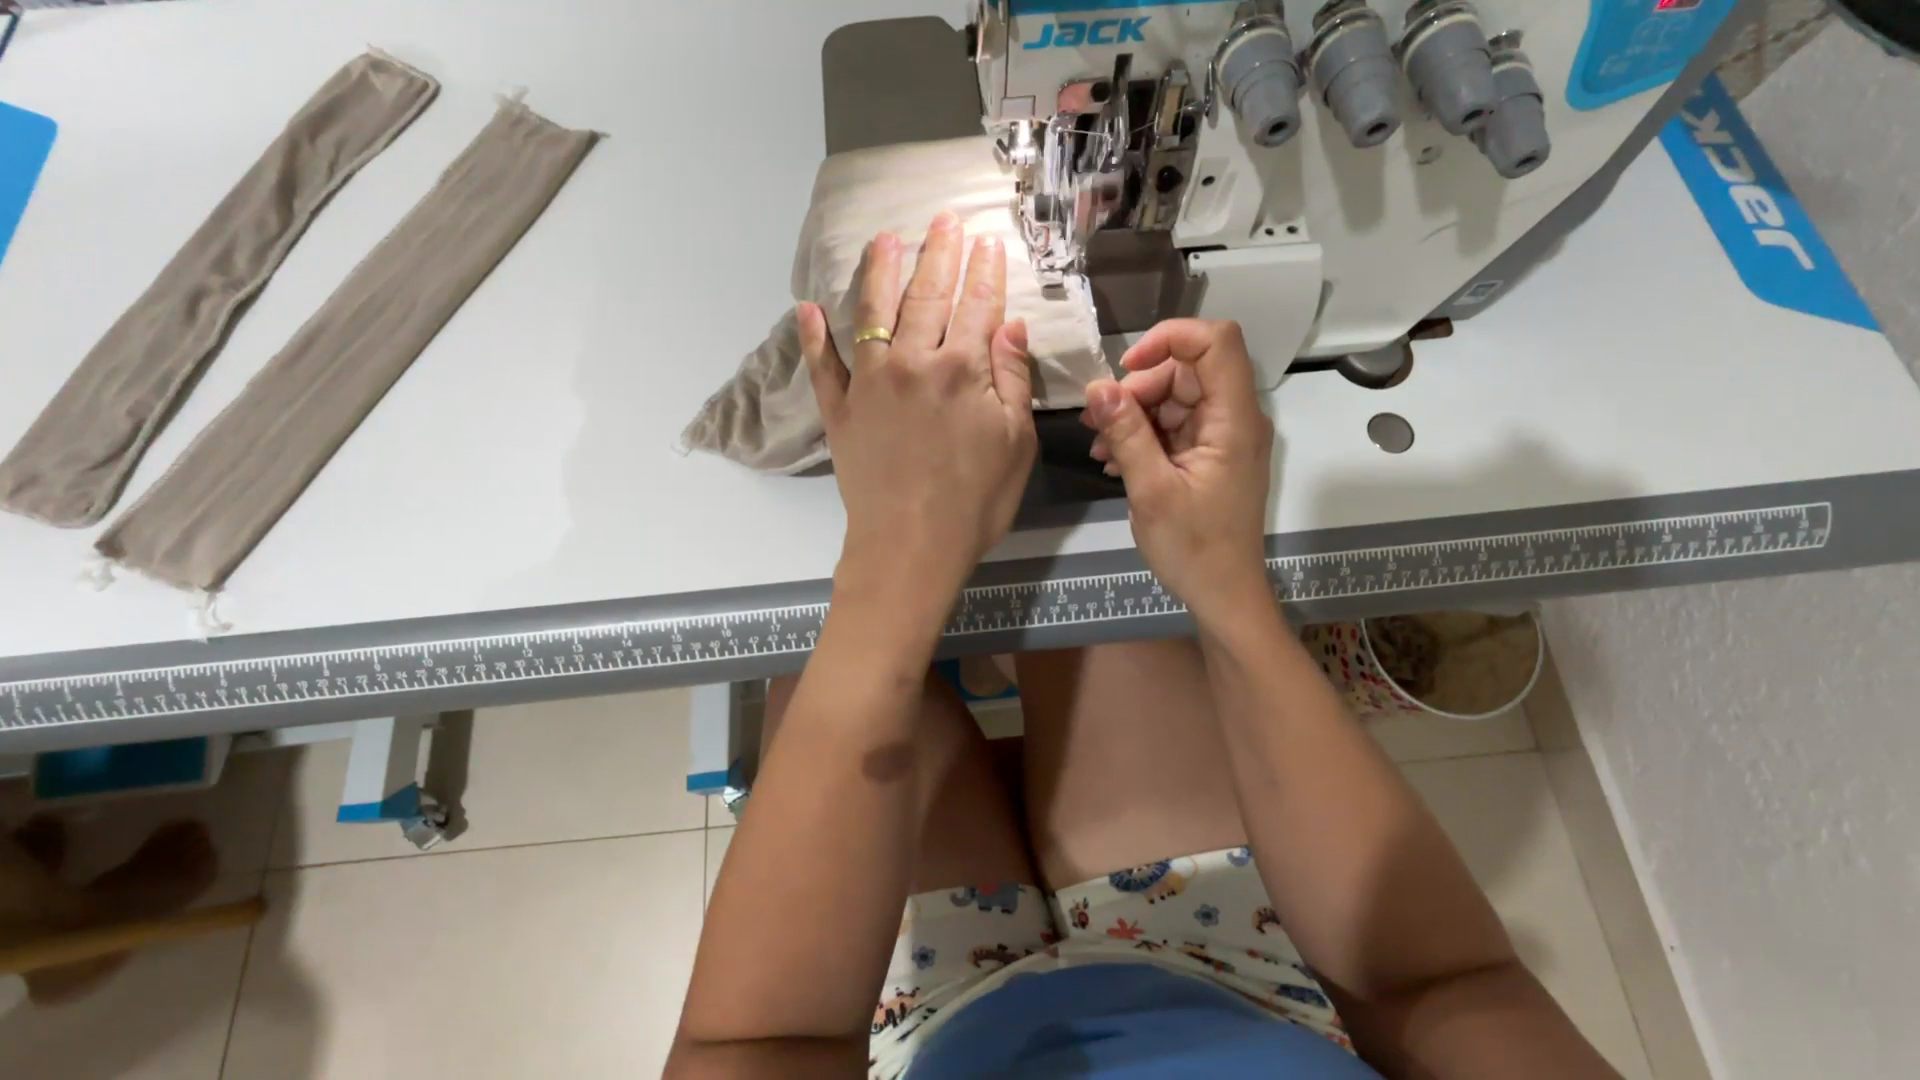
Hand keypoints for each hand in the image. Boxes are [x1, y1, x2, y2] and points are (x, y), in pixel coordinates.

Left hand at [798, 212, 1037, 596]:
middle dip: (938, 253)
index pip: (976, 306)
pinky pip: (823, 366)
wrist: (910, 546)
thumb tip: (1009, 326)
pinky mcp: (839, 410)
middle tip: (943, 220)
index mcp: (962, 369)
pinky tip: (806, 309)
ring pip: (874, 314)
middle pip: (927, 296)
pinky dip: (813, 337)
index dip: (984, 271)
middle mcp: (913, 362)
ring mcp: (870, 384)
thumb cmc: (974, 501)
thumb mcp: (1016, 444)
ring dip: (880, 273)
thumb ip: (1012, 380)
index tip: (988, 241)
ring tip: (884, 239)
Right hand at [1082, 319, 1274, 624]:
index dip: (1169, 338)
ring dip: (1133, 413)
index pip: (1215, 342)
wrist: (1222, 594)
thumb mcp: (1151, 491)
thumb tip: (1097, 387)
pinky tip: (1114, 460)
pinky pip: (1174, 425)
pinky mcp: (1209, 454)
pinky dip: (1143, 434)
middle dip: (1138, 387)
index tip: (1126, 368)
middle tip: (1100, 423)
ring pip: (1175, 396)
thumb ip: (1127, 433)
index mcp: (1233, 420)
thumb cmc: (1193, 548)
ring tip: (1101, 447)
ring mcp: (1223, 437)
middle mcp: (1235, 418)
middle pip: (1187, 369)